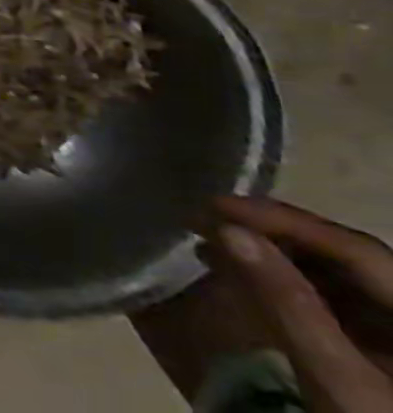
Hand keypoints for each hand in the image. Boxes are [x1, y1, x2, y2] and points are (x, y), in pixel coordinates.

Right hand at [211, 195, 392, 411]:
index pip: (359, 252)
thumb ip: (288, 304)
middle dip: (275, 231)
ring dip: (271, 248)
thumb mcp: (335, 376)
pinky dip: (278, 272)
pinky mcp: (372, 341)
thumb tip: (227, 231)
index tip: (215, 204)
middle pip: (347, 257)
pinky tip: (239, 268)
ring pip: (333, 270)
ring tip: (212, 238)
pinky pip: (327, 291)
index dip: (289, 221)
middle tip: (206, 216)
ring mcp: (392, 329)